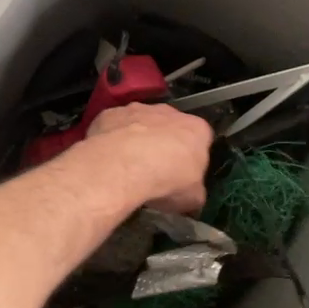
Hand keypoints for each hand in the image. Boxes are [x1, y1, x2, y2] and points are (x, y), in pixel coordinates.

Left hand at [81, 103, 211, 213]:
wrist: (123, 166)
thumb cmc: (166, 180)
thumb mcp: (192, 198)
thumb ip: (194, 191)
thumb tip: (190, 195)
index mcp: (196, 129)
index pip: (200, 139)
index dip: (192, 157)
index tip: (182, 173)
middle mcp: (167, 112)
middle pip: (169, 126)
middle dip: (163, 144)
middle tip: (154, 169)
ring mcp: (136, 109)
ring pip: (139, 123)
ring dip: (136, 139)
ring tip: (127, 164)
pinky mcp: (109, 113)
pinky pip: (114, 126)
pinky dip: (111, 138)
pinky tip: (108, 157)